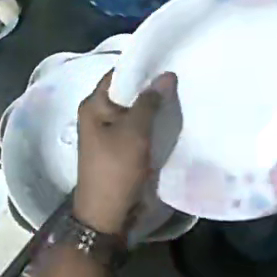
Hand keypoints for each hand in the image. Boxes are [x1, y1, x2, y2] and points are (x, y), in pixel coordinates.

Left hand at [74, 71, 174, 234]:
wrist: (108, 217)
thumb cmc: (116, 169)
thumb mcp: (135, 132)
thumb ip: (150, 101)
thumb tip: (167, 74)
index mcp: (93, 106)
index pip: (118, 75)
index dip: (141, 66)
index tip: (168, 59)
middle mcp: (99, 116)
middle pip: (128, 93)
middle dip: (152, 87)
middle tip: (181, 75)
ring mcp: (111, 134)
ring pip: (137, 112)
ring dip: (156, 107)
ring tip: (183, 94)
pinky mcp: (123, 150)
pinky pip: (141, 129)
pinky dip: (155, 124)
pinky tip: (175, 118)